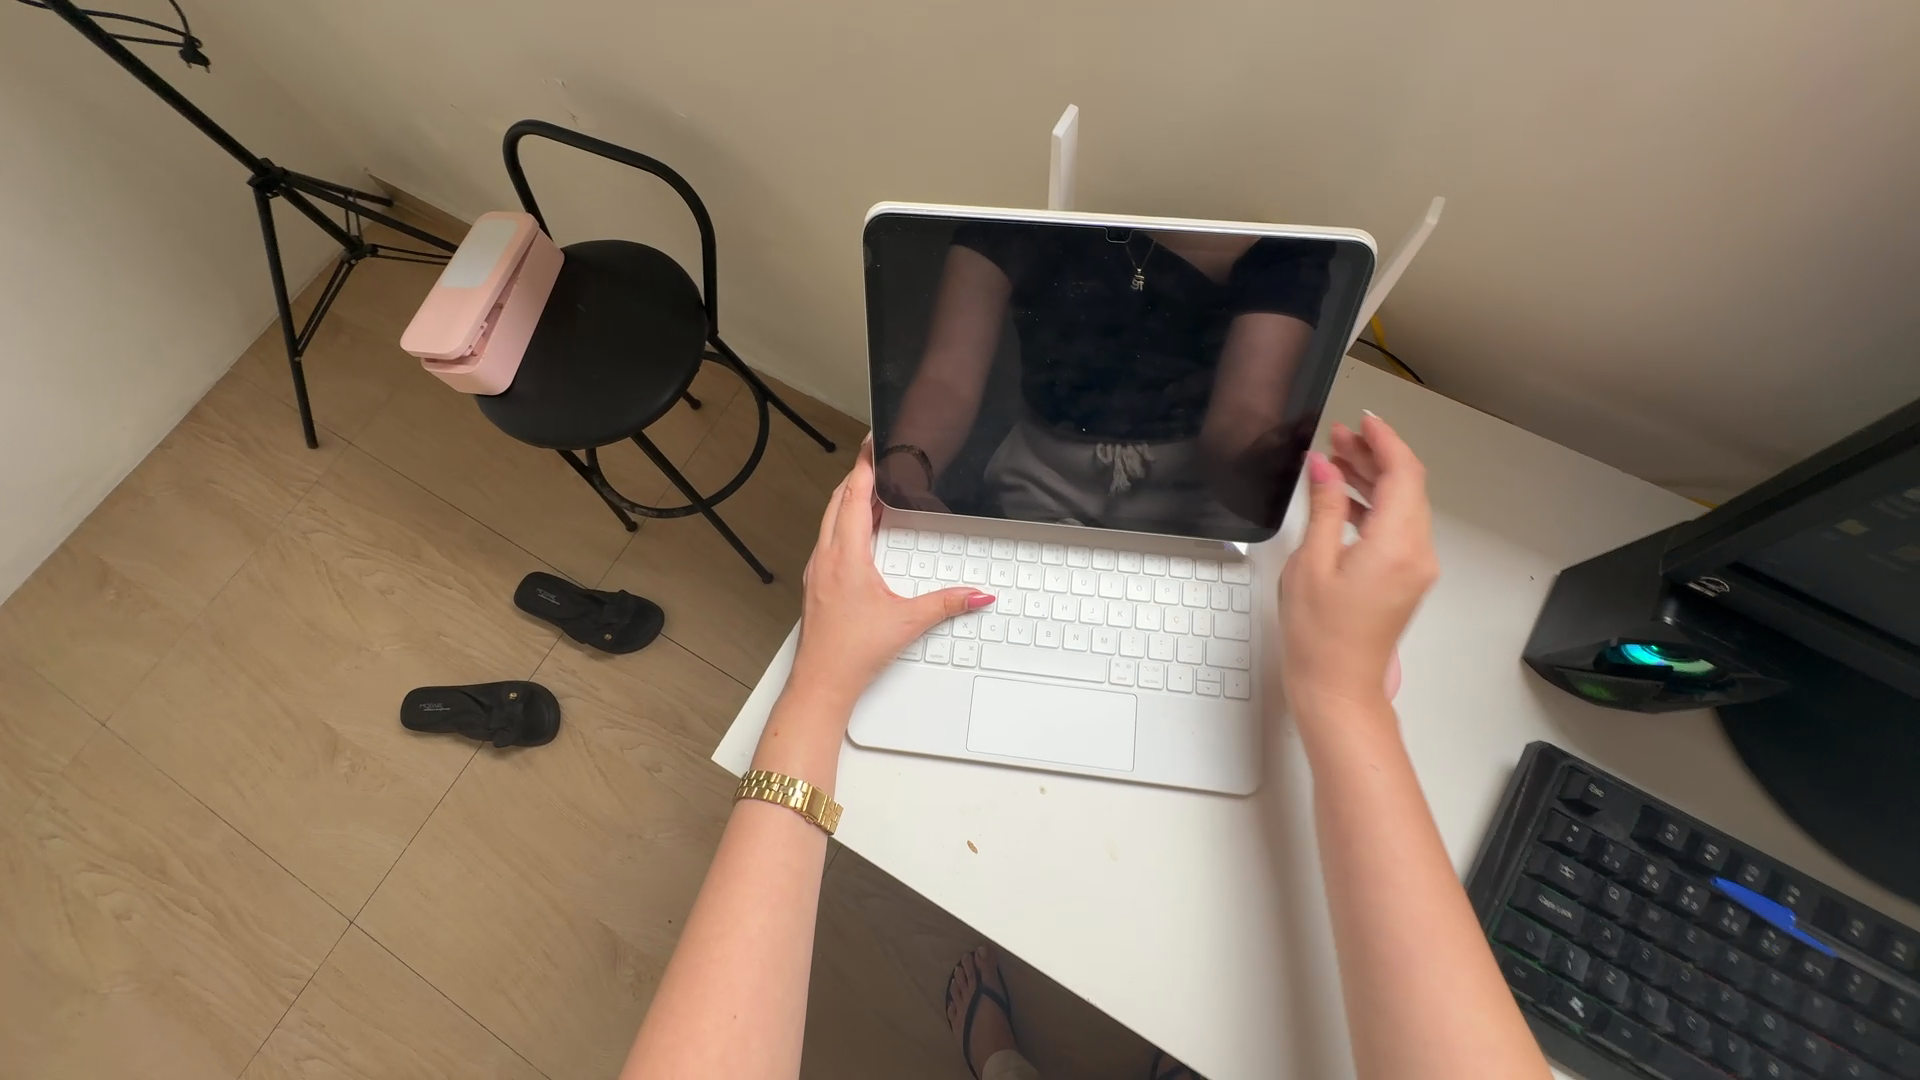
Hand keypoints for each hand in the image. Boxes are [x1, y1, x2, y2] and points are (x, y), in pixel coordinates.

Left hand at [789, 439, 991, 711]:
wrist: (821, 682)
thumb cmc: (852, 653)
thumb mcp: (908, 622)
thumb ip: (948, 603)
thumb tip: (978, 594)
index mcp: (846, 557)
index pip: (854, 498)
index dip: (864, 467)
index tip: (871, 445)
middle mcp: (825, 558)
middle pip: (838, 501)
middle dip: (857, 477)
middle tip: (874, 460)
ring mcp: (817, 570)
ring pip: (829, 520)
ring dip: (849, 500)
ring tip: (871, 490)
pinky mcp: (816, 582)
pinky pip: (827, 539)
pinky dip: (842, 523)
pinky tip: (858, 533)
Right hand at [1279, 412, 1437, 722]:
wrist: (1337, 683)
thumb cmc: (1320, 634)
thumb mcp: (1311, 562)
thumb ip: (1322, 508)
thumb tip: (1322, 468)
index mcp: (1396, 545)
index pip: (1403, 475)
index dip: (1384, 441)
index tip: (1363, 421)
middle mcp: (1416, 553)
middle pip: (1406, 487)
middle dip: (1374, 456)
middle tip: (1338, 437)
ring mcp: (1414, 567)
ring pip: (1401, 506)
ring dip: (1372, 479)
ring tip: (1334, 461)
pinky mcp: (1404, 578)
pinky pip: (1396, 528)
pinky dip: (1371, 506)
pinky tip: (1341, 500)